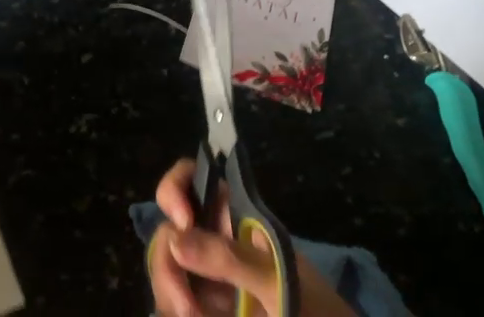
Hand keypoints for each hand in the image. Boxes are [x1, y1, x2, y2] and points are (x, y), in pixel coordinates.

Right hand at [147, 158, 279, 316]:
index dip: (175, 189)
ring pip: (166, 268)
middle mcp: (214, 239)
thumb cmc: (317, 310)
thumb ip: (232, 258)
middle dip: (168, 264)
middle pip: (170, 230)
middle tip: (184, 307)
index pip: (193, 180)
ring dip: (169, 293)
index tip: (181, 220)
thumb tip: (176, 237)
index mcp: (235, 218)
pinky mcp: (201, 306)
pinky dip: (174, 308)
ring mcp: (206, 275)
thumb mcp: (280, 281)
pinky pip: (172, 299)